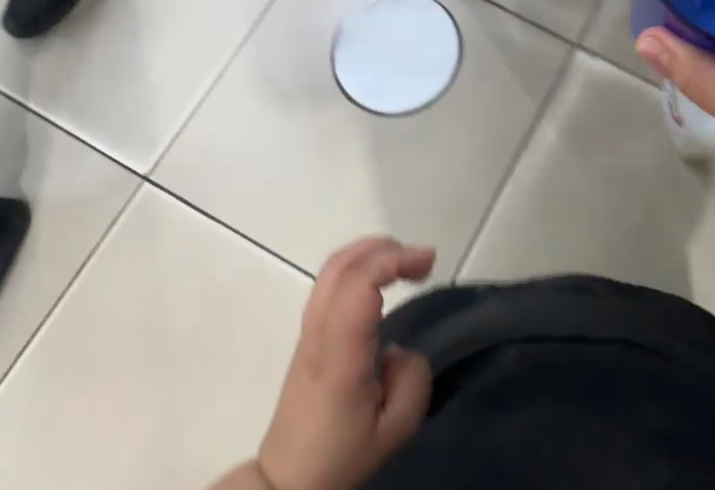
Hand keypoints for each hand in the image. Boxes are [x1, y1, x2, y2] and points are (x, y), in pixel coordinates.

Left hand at [252, 238, 436, 489]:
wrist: (285, 481)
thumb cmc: (340, 457)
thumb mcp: (394, 431)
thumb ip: (412, 381)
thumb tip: (400, 350)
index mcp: (339, 353)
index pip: (358, 284)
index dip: (394, 260)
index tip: (429, 263)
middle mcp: (318, 333)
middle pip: (340, 265)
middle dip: (385, 248)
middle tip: (422, 259)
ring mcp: (308, 333)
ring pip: (332, 270)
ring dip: (370, 255)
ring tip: (405, 264)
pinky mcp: (307, 339)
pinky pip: (330, 286)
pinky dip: (359, 270)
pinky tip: (382, 285)